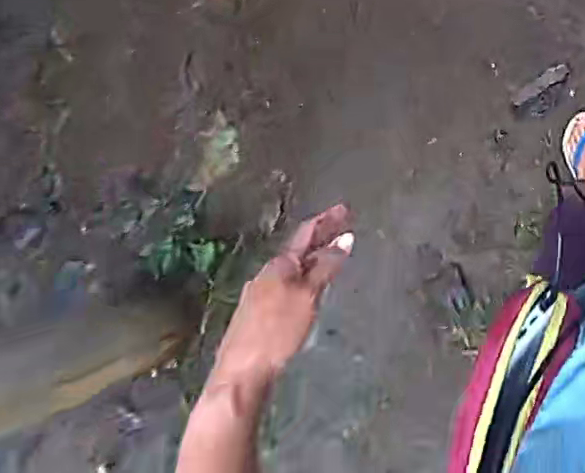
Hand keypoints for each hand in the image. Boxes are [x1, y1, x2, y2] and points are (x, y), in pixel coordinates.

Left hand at [209, 204, 353, 392]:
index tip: (344, 209)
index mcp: (279, 265)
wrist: (239, 376)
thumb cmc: (277, 330)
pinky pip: (286, 287)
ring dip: (313, 260)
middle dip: (322, 239)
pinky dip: (303, 279)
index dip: (327, 220)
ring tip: (331, 257)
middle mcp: (266, 275)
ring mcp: (258, 296)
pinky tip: (309, 290)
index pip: (307, 233)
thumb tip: (345, 239)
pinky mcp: (256, 317)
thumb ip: (327, 266)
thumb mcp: (309, 295)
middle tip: (344, 228)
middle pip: (299, 250)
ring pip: (292, 270)